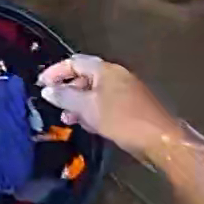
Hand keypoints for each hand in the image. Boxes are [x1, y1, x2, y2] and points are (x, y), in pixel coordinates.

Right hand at [37, 54, 185, 162]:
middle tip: (54, 103)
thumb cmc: (122, 119)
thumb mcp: (87, 108)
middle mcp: (117, 76)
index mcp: (105, 70)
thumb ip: (65, 96)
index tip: (41, 85)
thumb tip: (48, 90)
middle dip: (67, 90)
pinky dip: (93, 110)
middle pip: (85, 77)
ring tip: (69, 119)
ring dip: (79, 103)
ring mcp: (127, 91)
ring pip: (95, 92)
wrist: (161, 141)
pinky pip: (106, 103)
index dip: (55, 71)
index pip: (74, 62)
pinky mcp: (133, 106)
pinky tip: (89, 124)